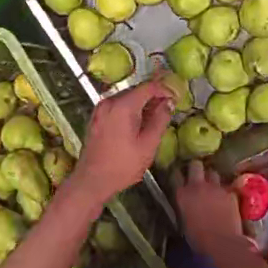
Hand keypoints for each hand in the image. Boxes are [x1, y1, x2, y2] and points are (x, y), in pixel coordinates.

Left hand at [72, 80, 174, 195]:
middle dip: (154, 97)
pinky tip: (138, 123)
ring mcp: (100, 109)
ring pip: (126, 98)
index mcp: (123, 106)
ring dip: (142, 104)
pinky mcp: (96, 118)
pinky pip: (117, 106)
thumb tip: (168, 103)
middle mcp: (109, 102)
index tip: (176, 98)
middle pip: (136, 91)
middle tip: (168, 108)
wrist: (92, 181)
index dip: (165, 89)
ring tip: (155, 117)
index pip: (148, 87)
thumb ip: (160, 120)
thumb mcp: (148, 144)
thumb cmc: (123, 165)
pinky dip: (130, 110)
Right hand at [173, 161, 247, 258]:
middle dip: (196, 168)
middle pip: (196, 165)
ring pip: (213, 172)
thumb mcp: (184, 222)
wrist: (223, 242)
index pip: (175, 175)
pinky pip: (226, 186)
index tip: (179, 177)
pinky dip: (224, 191)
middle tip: (197, 176)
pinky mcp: (230, 192)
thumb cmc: (199, 239)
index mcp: (183, 194)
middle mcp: (198, 186)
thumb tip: (187, 205)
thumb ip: (185, 208)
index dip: (177, 174)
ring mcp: (216, 187)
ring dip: (211, 177)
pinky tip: (225, 198)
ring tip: (212, 186)